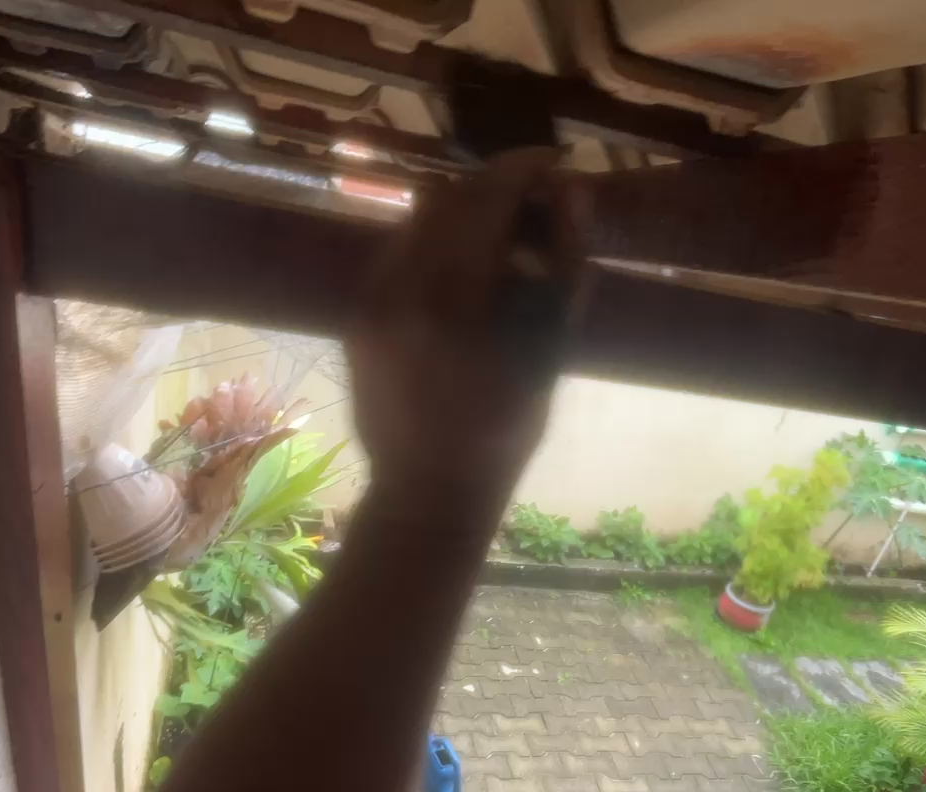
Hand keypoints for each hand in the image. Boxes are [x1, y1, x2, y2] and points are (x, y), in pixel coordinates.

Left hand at [346, 148, 587, 521]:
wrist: (424, 493)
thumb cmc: (498, 439)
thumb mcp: (546, 360)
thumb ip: (562, 274)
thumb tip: (569, 200)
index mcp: (451, 300)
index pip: (486, 198)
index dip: (524, 169)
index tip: (554, 165)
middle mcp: (398, 286)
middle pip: (448, 198)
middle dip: (496, 187)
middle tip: (534, 204)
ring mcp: (369, 301)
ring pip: (417, 222)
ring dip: (463, 214)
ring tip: (502, 242)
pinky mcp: (356, 316)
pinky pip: (396, 255)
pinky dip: (434, 245)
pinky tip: (463, 273)